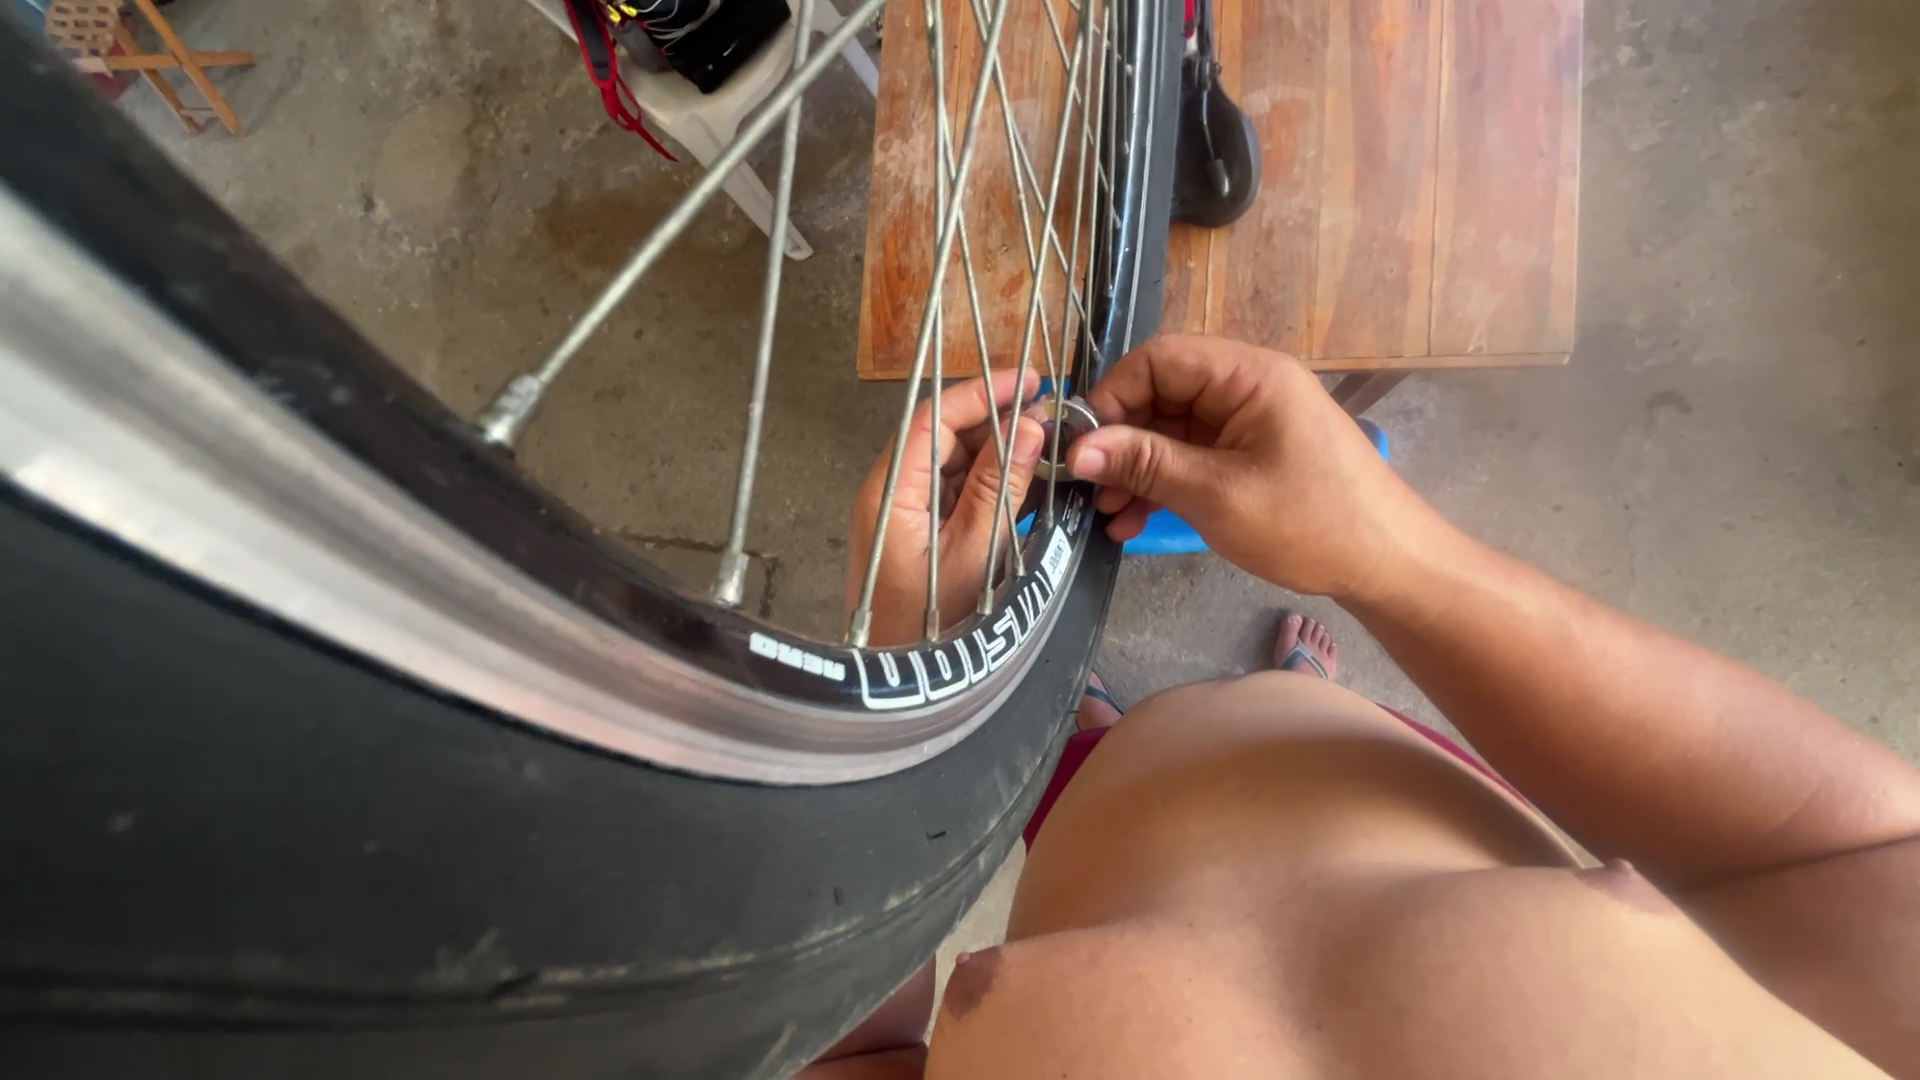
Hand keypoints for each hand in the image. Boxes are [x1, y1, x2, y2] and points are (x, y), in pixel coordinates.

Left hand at [846, 371, 1046, 646]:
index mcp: (893, 490)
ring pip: (954, 462)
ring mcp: (904, 509)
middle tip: (1050, 415)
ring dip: (998, 452)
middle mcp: (891, 490)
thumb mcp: (977, 550)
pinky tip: (1027, 481)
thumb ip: (1001, 486)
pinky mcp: (918, 528)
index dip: (982, 391)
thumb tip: (1028, 425)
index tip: (1030, 378)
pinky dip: (989, 483)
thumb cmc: (935, 620)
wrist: (904, 676)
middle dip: (997, 421)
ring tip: (1048, 446)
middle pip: (945, 436)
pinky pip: (955, 490)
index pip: (935, 418)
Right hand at [1064, 334, 1450, 602]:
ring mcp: (1244, 423)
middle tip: (1088, 488)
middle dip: (1119, 441)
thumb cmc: (1309, 523)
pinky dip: (1159, 484)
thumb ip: (1144, 464)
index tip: (1083, 446)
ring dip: (1134, 470)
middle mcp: (1243, 388)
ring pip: (1167, 431)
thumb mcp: (1216, 494)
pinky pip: (1187, 458)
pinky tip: (1133, 521)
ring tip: (1108, 513)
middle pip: (1159, 395)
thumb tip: (1076, 450)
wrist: (1386, 565)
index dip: (1113, 396)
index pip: (1159, 359)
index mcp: (1247, 375)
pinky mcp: (1245, 455)